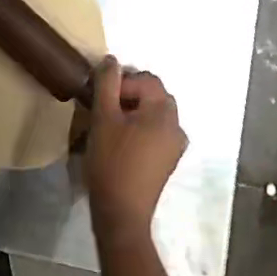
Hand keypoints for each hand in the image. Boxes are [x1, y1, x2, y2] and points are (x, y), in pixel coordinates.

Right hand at [84, 57, 186, 245]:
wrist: (121, 214)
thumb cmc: (111, 162)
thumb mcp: (102, 118)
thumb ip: (106, 84)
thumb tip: (111, 60)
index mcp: (164, 110)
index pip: (144, 80)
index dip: (120, 83)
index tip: (99, 98)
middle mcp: (176, 124)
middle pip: (153, 94)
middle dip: (128, 95)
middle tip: (104, 108)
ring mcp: (175, 144)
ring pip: (155, 113)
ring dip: (134, 111)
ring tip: (111, 124)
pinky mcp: (169, 160)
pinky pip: (157, 131)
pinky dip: (141, 128)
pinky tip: (123, 141)